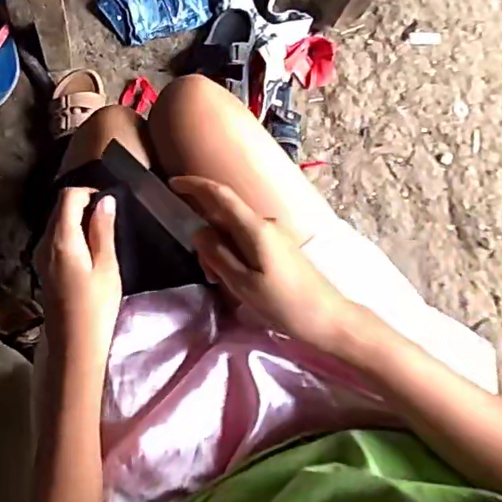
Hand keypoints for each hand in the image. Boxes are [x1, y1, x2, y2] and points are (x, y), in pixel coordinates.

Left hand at [38, 187, 122, 359]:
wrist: (74, 346)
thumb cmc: (96, 306)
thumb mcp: (107, 266)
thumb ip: (103, 230)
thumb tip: (105, 199)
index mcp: (61, 239)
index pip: (67, 197)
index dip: (88, 192)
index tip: (109, 202)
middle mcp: (44, 243)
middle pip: (59, 208)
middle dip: (82, 204)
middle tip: (109, 216)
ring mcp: (40, 256)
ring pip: (56, 223)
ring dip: (77, 220)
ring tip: (103, 233)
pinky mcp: (43, 268)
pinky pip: (55, 239)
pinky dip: (71, 234)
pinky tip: (89, 250)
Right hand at [170, 175, 359, 354]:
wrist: (328, 318)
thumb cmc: (285, 303)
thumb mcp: (243, 284)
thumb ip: (217, 255)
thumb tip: (198, 232)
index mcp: (255, 228)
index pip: (220, 195)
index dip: (194, 185)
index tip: (172, 184)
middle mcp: (266, 223)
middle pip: (224, 217)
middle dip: (206, 238)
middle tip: (207, 273)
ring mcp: (275, 234)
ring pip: (234, 233)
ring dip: (220, 251)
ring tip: (224, 283)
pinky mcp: (279, 247)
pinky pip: (247, 242)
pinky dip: (234, 256)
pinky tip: (237, 281)